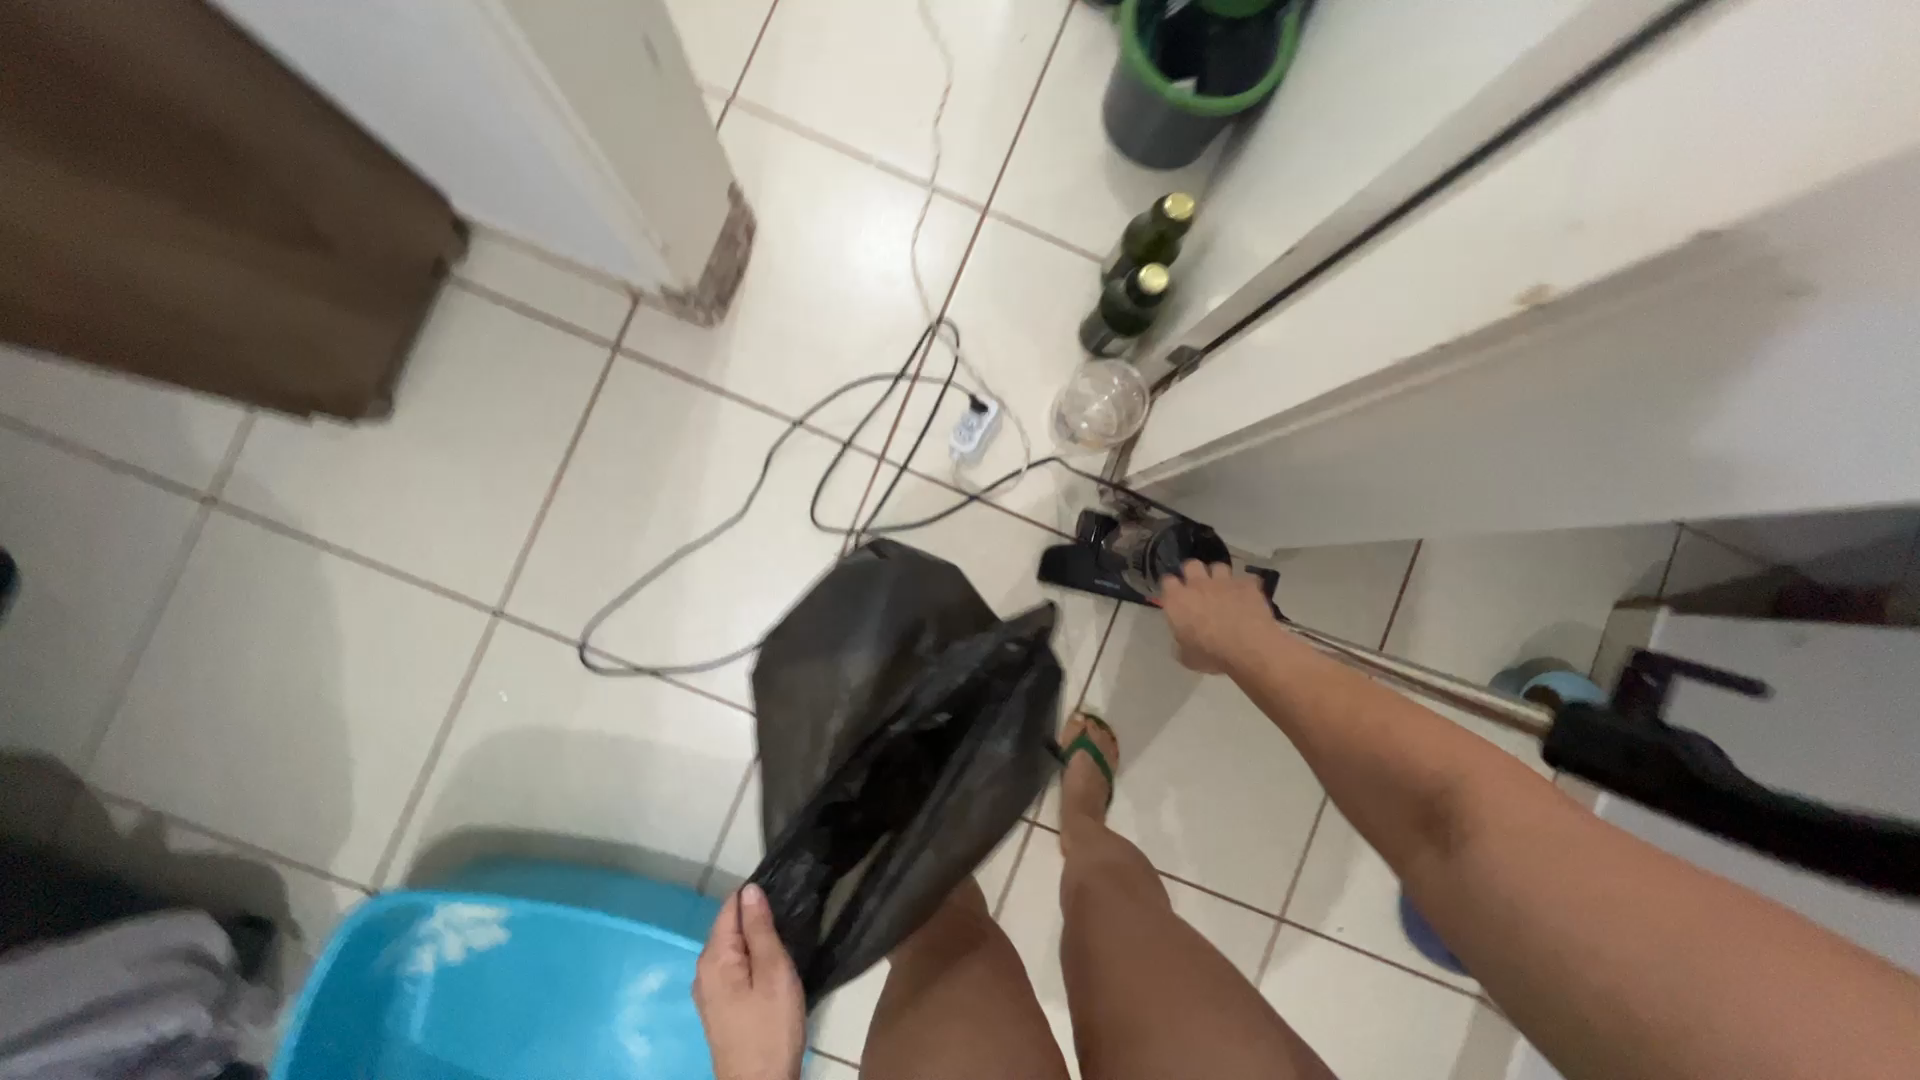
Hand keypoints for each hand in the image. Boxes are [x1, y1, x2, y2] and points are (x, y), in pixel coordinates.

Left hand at [695, 884, 805, 1079]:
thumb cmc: (771, 1028)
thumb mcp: (774, 972)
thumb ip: (760, 929)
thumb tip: (750, 890)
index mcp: (714, 957)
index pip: (731, 907)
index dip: (756, 896)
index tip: (785, 894)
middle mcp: (703, 970)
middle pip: (729, 927)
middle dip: (755, 917)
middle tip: (790, 919)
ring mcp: (708, 991)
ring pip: (732, 948)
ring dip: (755, 939)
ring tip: (785, 938)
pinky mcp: (717, 1007)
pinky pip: (732, 967)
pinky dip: (750, 959)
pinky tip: (770, 966)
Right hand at [1158, 559, 1277, 673]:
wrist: (1249, 648)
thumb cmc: (1212, 655)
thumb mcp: (1186, 657)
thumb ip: (1180, 643)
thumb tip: (1182, 641)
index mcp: (1177, 601)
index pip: (1167, 581)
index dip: (1172, 588)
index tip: (1176, 596)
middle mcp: (1197, 585)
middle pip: (1191, 565)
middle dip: (1193, 573)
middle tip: (1199, 588)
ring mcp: (1224, 581)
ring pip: (1218, 567)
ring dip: (1219, 576)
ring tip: (1224, 590)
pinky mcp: (1247, 584)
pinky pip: (1244, 579)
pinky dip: (1244, 587)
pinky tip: (1247, 598)